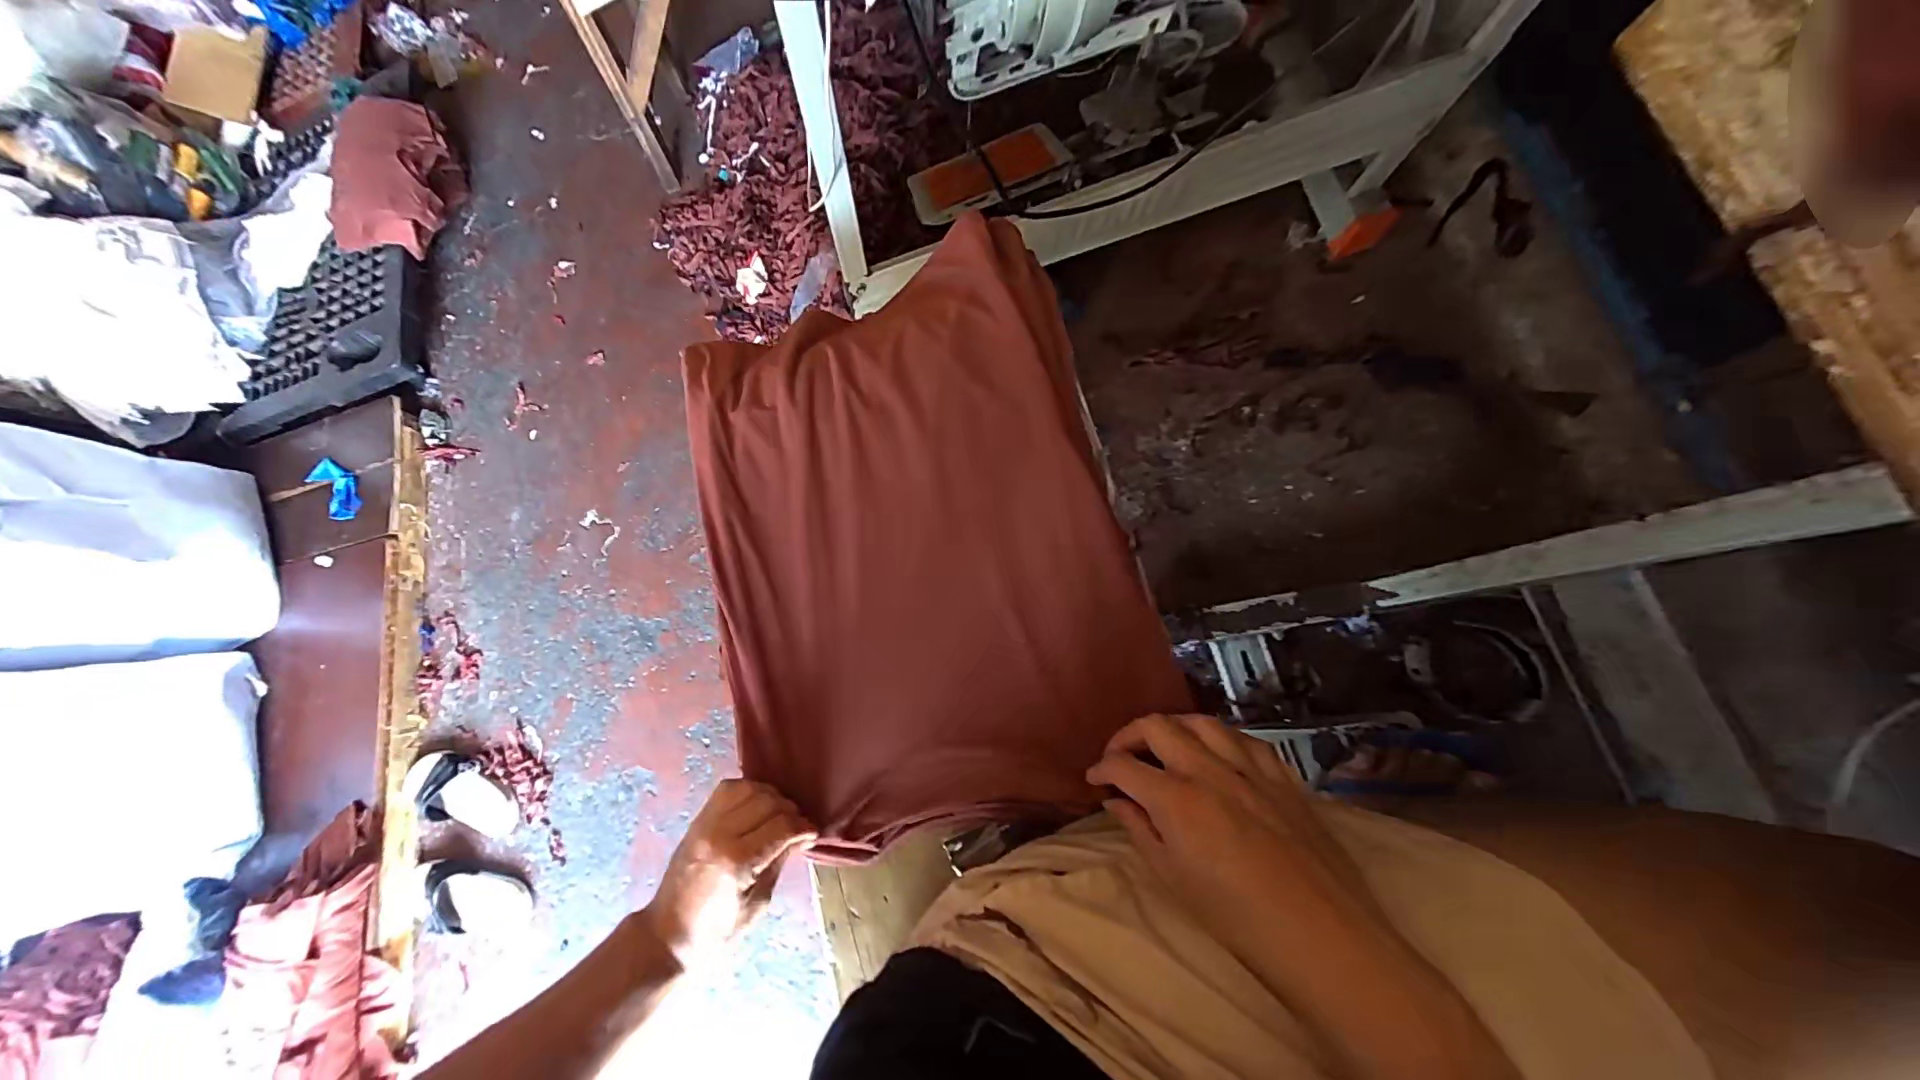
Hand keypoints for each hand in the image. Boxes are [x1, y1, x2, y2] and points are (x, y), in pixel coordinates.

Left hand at [639, 779, 815, 969]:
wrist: (667, 936)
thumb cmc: (717, 931)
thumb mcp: (758, 902)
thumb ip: (779, 862)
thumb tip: (801, 836)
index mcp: (737, 861)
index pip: (783, 827)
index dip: (804, 827)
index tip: (813, 833)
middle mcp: (720, 834)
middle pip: (769, 802)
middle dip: (791, 812)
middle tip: (797, 827)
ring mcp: (705, 824)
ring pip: (750, 788)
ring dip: (770, 798)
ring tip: (777, 815)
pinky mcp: (697, 820)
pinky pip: (728, 789)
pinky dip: (748, 792)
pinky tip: (756, 807)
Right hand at [1085, 713, 1384, 949]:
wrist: (1322, 937)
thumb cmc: (1237, 918)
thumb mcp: (1173, 878)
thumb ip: (1140, 830)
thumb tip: (1117, 801)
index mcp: (1176, 799)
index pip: (1124, 765)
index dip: (1101, 769)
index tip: (1094, 780)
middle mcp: (1209, 770)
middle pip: (1157, 727)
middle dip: (1128, 735)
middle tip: (1120, 757)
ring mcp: (1250, 769)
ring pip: (1201, 722)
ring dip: (1173, 727)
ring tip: (1163, 745)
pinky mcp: (1282, 777)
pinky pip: (1245, 739)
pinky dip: (1220, 738)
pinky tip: (1216, 753)